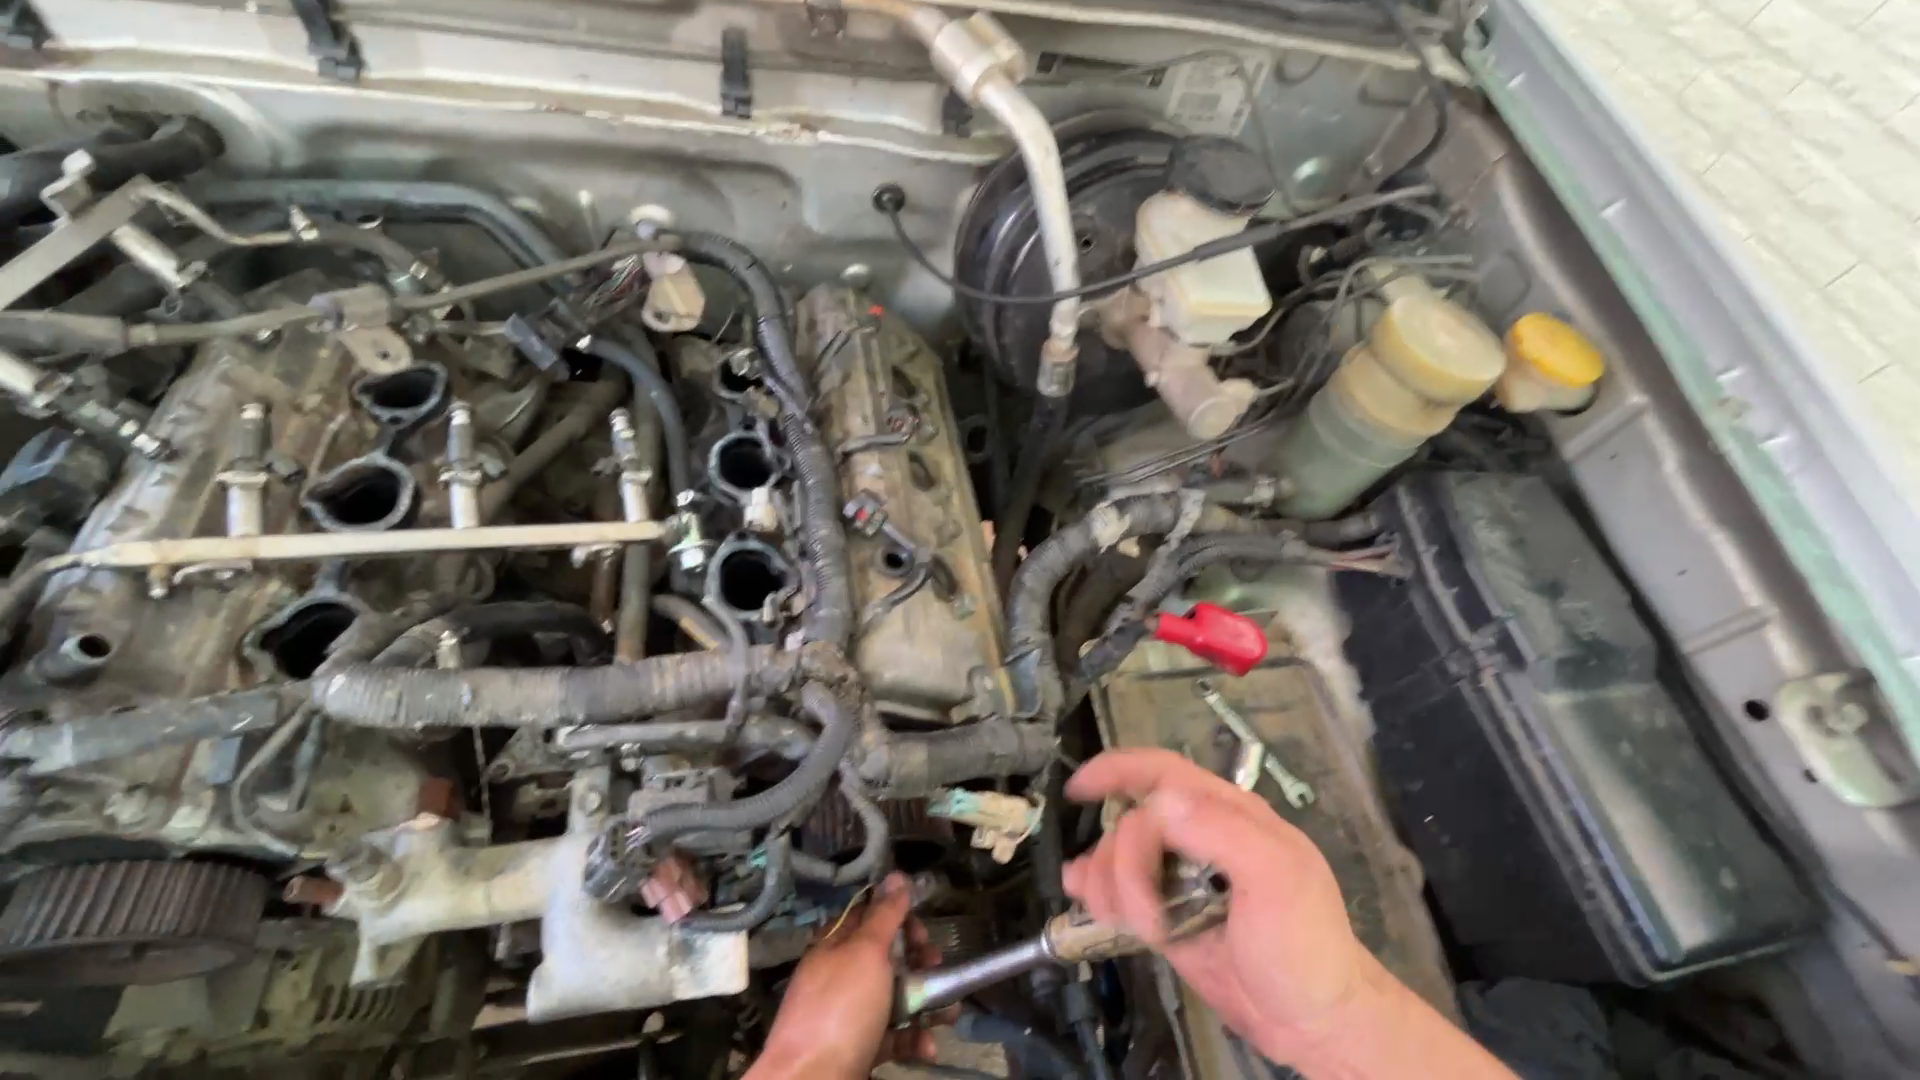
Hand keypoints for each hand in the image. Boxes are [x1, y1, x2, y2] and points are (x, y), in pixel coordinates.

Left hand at [748, 872, 940, 1079]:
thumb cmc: (840, 1009)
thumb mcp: (866, 952)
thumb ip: (885, 915)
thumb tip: (897, 874)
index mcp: (834, 946)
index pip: (868, 916)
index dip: (897, 915)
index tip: (921, 926)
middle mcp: (840, 977)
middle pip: (886, 957)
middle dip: (918, 959)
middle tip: (936, 964)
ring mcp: (849, 1016)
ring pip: (894, 998)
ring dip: (926, 1002)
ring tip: (950, 1012)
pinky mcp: (860, 1051)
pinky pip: (893, 1037)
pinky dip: (914, 1039)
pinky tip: (928, 1046)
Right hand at [1061, 748, 1394, 1062]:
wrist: (1311, 1023)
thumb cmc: (1306, 945)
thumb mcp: (1278, 877)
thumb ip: (1221, 830)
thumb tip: (1159, 803)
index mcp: (1228, 813)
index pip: (1163, 773)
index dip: (1118, 770)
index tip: (1078, 789)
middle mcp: (1196, 836)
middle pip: (1131, 820)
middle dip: (1121, 861)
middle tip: (1141, 913)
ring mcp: (1176, 877)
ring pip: (1115, 856)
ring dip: (1108, 885)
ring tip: (1132, 925)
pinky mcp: (1162, 914)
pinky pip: (1115, 890)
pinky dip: (1092, 889)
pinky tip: (1084, 899)